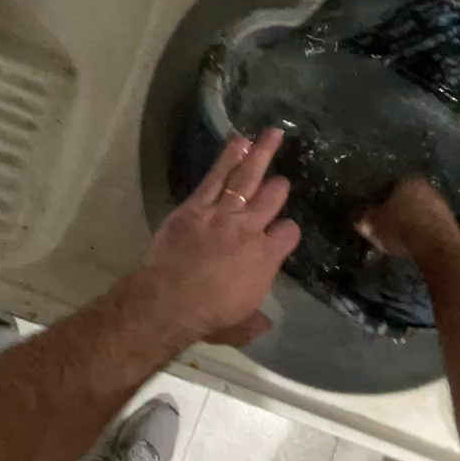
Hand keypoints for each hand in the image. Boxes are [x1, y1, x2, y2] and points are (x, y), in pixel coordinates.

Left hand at [141, 128, 300, 346]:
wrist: (171, 300)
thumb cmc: (208, 317)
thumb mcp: (239, 326)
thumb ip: (254, 321)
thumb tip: (267, 324)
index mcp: (265, 258)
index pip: (288, 234)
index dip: (288, 231)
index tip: (285, 230)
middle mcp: (249, 230)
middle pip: (271, 199)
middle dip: (278, 188)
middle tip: (282, 179)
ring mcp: (223, 214)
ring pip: (246, 178)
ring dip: (261, 154)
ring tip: (271, 134)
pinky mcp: (196, 207)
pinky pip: (215, 178)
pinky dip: (227, 158)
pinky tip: (238, 141)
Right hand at [357, 178, 459, 258]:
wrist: (435, 247)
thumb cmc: (399, 228)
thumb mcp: (371, 223)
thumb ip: (362, 217)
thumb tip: (357, 215)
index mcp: (407, 180)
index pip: (388, 186)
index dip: (379, 200)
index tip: (373, 213)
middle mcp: (427, 187)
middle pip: (406, 198)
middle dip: (396, 211)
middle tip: (384, 226)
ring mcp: (442, 205)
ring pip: (419, 212)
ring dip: (409, 222)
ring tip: (398, 238)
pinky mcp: (451, 223)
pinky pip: (429, 226)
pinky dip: (421, 233)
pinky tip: (412, 245)